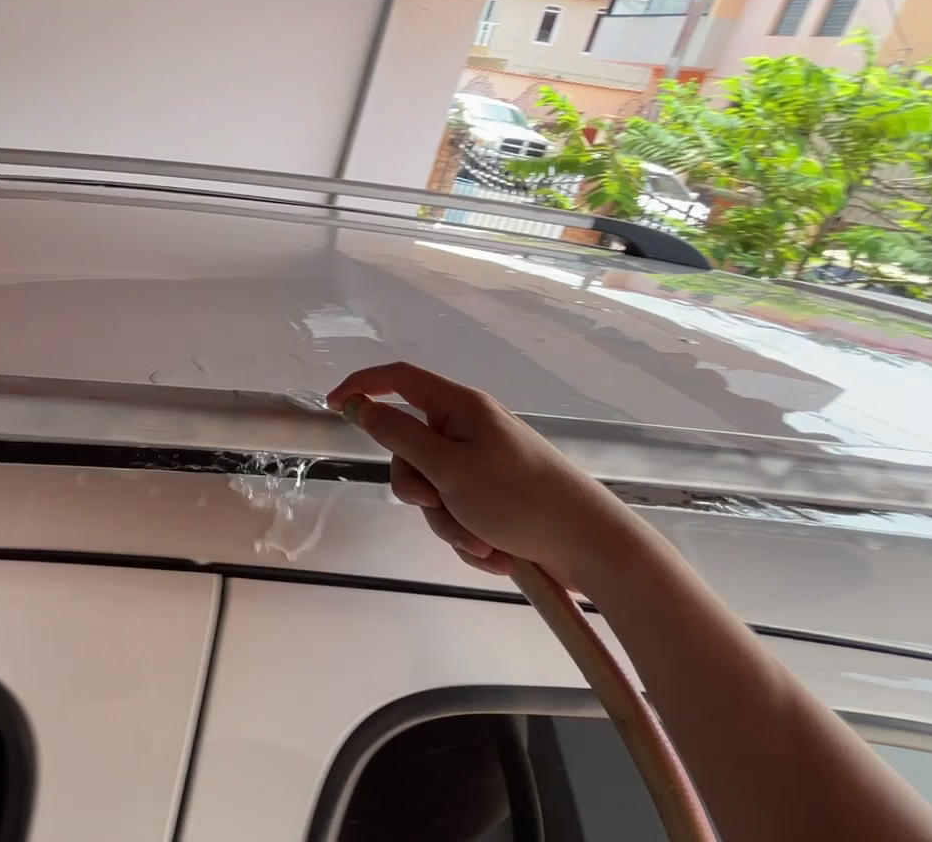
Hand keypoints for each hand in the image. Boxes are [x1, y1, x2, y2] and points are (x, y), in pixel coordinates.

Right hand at [328, 362, 643, 588]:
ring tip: (481, 542)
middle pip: (409, 448)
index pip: (397, 380)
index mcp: (461, 409)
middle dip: (417, 487)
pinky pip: (456, 512)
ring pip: (431, 488)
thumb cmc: (521, 500)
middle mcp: (469, 430)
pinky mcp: (494, 497)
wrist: (597, 550)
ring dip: (446, 520)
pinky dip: (467, 534)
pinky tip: (496, 552)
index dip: (361, 386)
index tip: (334, 408)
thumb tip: (361, 406)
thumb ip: (398, 435)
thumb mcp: (448, 468)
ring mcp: (483, 464)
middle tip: (437, 504)